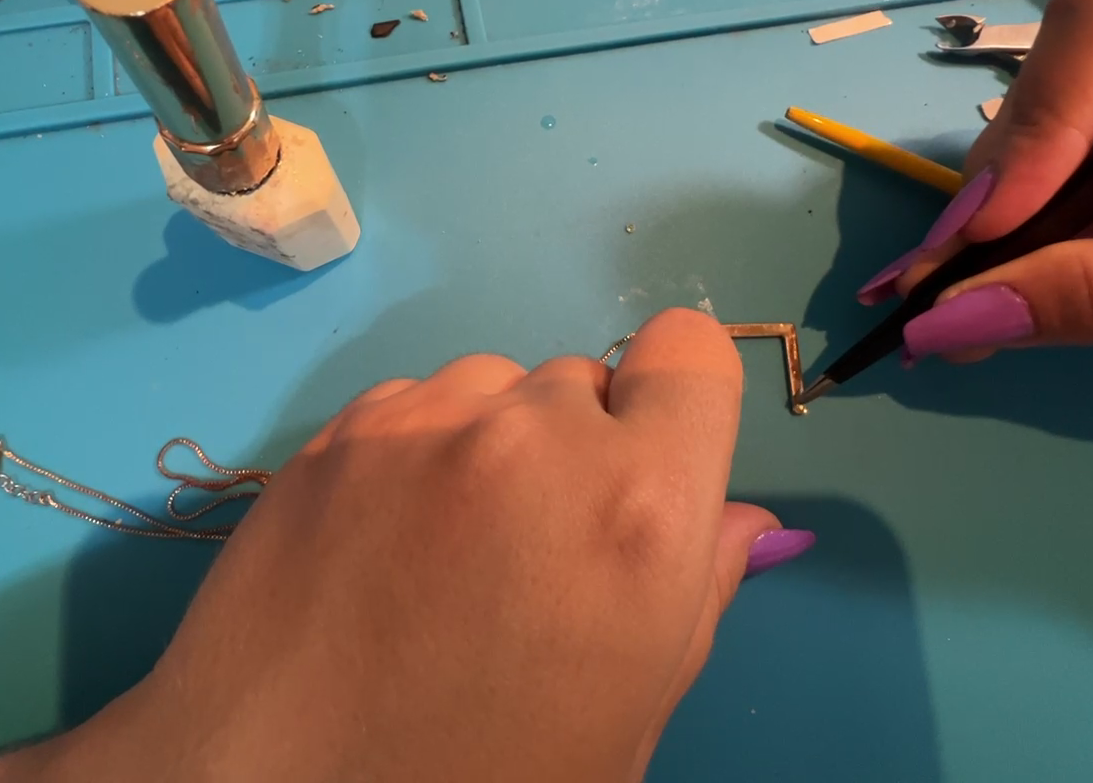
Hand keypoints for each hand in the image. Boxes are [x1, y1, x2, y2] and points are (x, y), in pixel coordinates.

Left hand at [0, 309, 811, 782]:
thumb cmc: (479, 778)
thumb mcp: (626, 710)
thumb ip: (699, 588)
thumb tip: (745, 517)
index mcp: (637, 507)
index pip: (690, 353)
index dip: (678, 393)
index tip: (649, 443)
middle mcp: (537, 433)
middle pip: (586, 381)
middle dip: (578, 444)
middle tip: (530, 540)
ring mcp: (431, 414)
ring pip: (500, 385)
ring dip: (498, 438)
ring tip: (447, 539)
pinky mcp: (348, 417)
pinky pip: (422, 401)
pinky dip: (424, 444)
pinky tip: (382, 529)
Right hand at [863, 0, 1092, 373]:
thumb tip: (949, 325)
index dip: (1040, 119)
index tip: (987, 226)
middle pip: (1080, 87)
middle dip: (1008, 186)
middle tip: (944, 276)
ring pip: (1076, 147)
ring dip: (1012, 228)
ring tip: (958, 302)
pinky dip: (1049, 250)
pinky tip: (1008, 296)